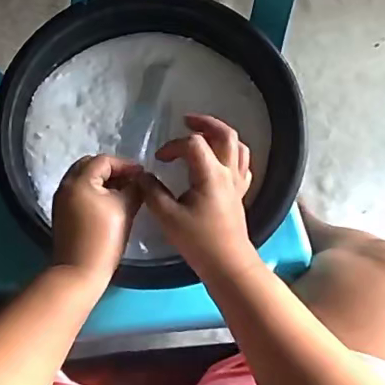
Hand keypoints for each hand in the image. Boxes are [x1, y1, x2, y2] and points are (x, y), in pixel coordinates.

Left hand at [51, 155, 144, 279]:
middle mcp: (65, 185)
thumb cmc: (104, 238)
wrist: (79, 272)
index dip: (125, 165)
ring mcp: (61, 200)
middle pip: (89, 166)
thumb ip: (135, 189)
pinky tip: (110, 204)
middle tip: (132, 180)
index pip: (103, 161)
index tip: (142, 174)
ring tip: (124, 191)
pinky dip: (94, 192)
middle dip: (112, 170)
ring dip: (103, 181)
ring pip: (83, 179)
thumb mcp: (125, 209)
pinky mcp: (62, 214)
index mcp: (79, 181)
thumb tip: (140, 179)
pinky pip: (79, 193)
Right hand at [139, 114, 259, 281]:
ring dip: (220, 135)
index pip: (192, 144)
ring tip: (203, 134)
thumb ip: (152, 191)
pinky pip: (242, 164)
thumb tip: (142, 175)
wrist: (228, 264)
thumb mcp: (167, 217)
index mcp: (210, 174)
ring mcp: (237, 183)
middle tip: (186, 120)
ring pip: (238, 146)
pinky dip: (231, 154)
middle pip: (225, 134)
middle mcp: (228, 173)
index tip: (159, 159)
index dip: (173, 146)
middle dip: (205, 123)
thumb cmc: (198, 242)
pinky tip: (219, 160)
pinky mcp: (240, 194)